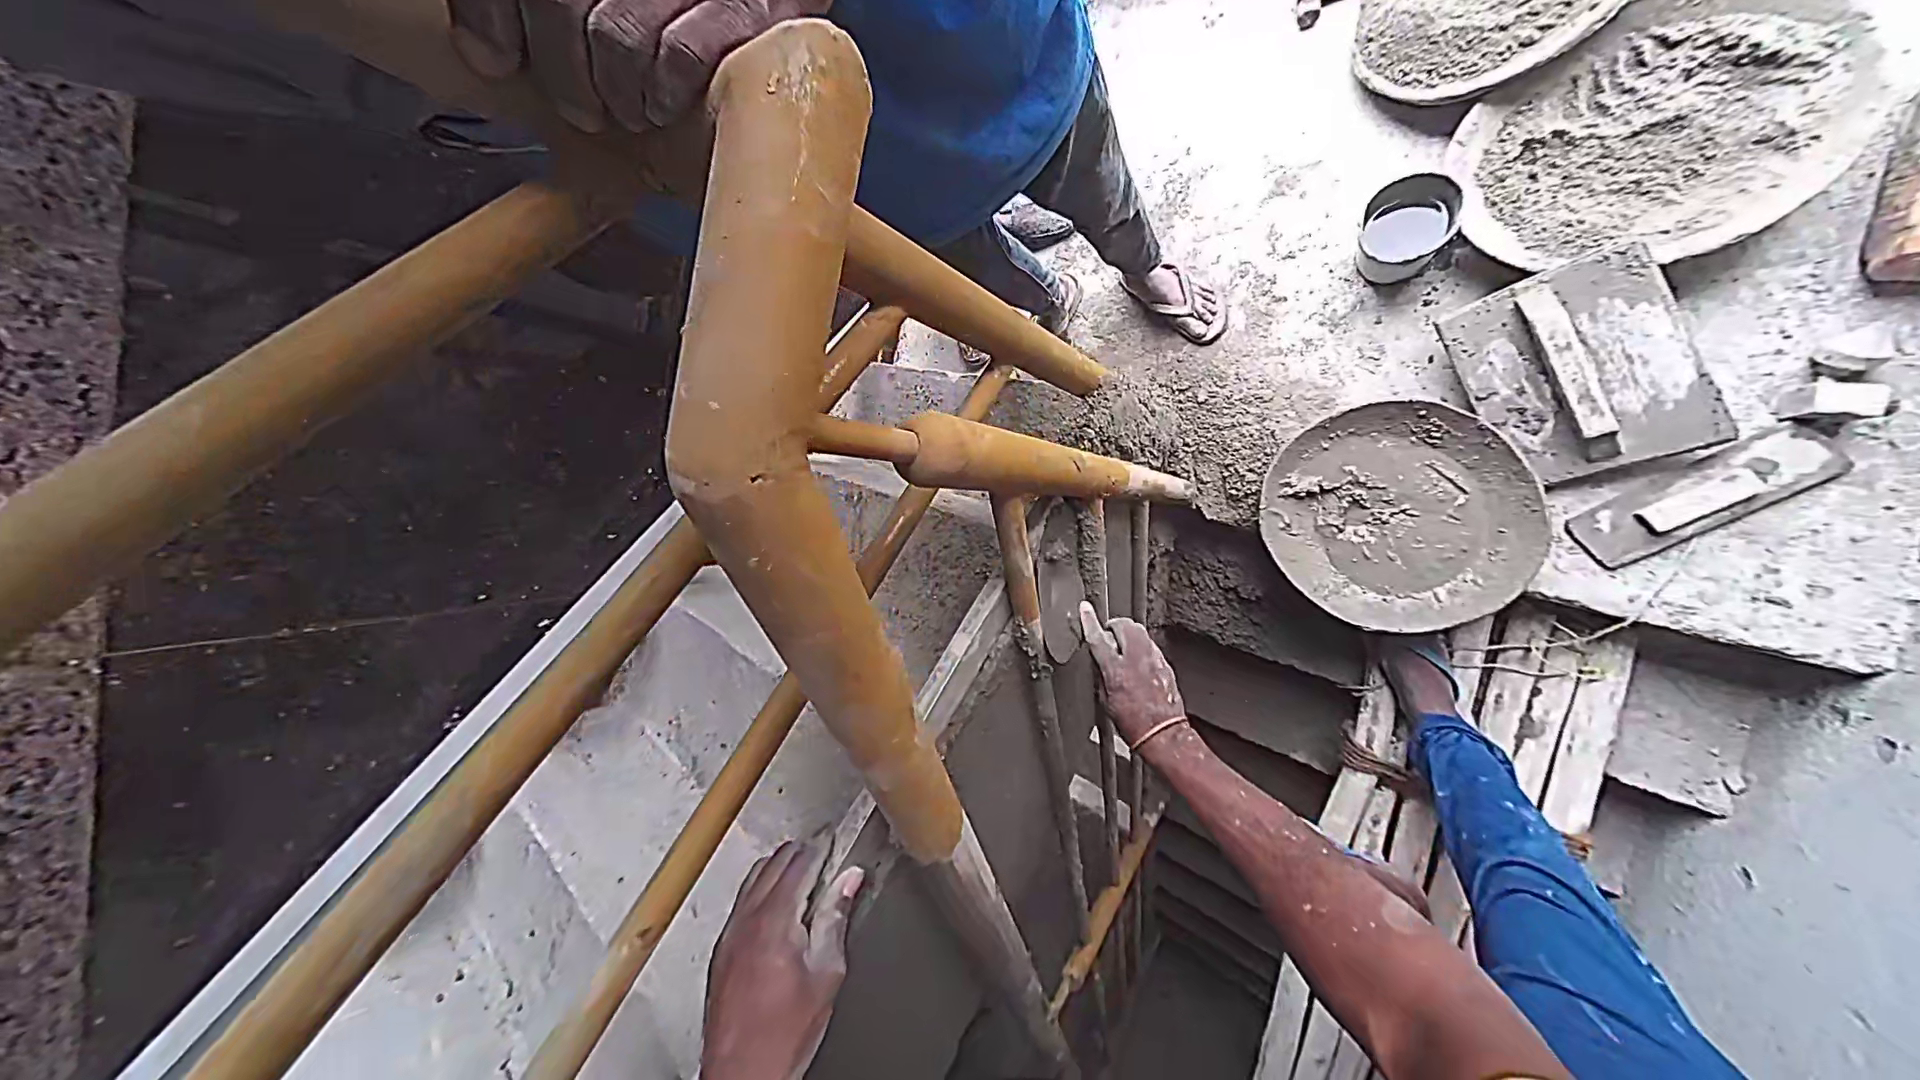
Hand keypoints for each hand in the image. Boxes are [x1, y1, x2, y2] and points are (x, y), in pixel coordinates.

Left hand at [447, 0, 831, 132]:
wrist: (779, 1)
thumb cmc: (702, 11)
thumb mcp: (636, 7)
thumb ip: (576, 17)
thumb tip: (495, 53)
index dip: (491, 15)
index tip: (492, 60)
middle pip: (558, 2)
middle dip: (561, 70)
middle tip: (581, 112)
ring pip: (614, 34)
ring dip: (617, 90)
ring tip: (633, 114)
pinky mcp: (740, 13)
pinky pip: (680, 54)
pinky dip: (666, 87)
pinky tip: (666, 106)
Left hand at [702, 840, 864, 1079]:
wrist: (742, 1074)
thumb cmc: (784, 1032)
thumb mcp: (827, 972)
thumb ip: (836, 917)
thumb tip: (849, 881)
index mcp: (775, 920)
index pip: (799, 864)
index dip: (820, 847)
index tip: (833, 839)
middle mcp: (747, 919)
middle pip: (774, 864)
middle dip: (800, 852)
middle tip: (823, 850)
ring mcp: (730, 933)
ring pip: (754, 878)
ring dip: (778, 867)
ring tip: (801, 868)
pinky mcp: (721, 950)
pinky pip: (742, 900)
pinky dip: (760, 886)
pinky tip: (774, 899)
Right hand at [1078, 602, 1184, 746]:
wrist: (1162, 734)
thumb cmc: (1133, 724)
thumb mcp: (1105, 700)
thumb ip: (1102, 675)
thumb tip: (1100, 661)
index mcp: (1115, 670)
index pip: (1098, 637)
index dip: (1089, 620)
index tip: (1085, 609)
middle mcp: (1135, 660)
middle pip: (1124, 625)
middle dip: (1114, 627)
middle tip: (1109, 636)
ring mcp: (1153, 660)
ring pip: (1140, 632)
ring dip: (1129, 635)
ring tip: (1124, 648)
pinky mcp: (1165, 665)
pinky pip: (1151, 647)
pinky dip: (1142, 648)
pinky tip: (1139, 662)